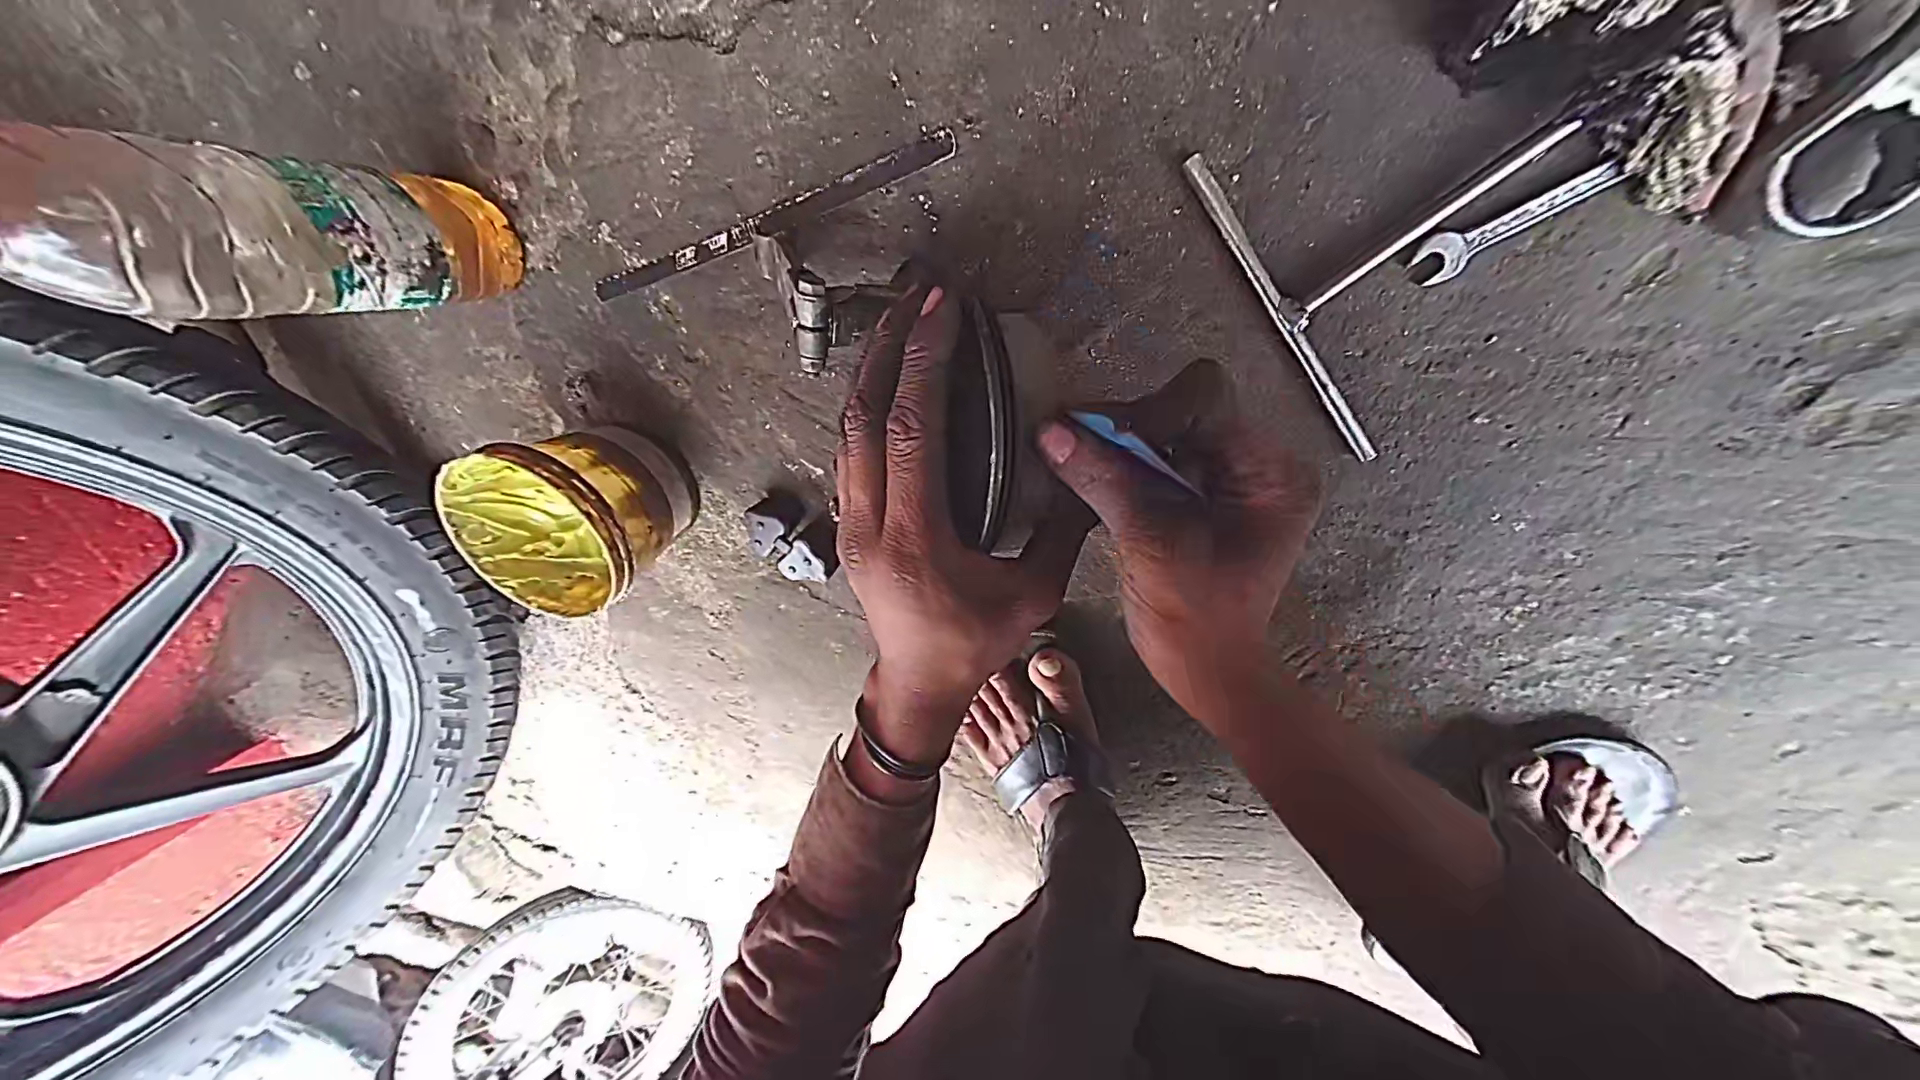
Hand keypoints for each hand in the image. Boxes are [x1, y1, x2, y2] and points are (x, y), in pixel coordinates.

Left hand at [837, 283, 1090, 766]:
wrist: (917, 682)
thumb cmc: (970, 646)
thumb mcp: (1032, 594)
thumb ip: (1060, 531)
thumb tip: (1079, 471)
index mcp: (915, 539)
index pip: (912, 430)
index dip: (924, 361)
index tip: (943, 312)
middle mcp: (871, 524)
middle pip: (865, 415)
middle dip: (889, 346)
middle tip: (915, 298)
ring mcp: (851, 523)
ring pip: (847, 428)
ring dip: (872, 370)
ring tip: (899, 324)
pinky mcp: (850, 523)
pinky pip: (849, 449)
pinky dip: (866, 404)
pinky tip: (886, 381)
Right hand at [1036, 360, 1322, 724]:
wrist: (1204, 668)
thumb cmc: (1197, 624)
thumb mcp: (1151, 546)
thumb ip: (1106, 483)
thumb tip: (1057, 435)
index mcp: (1272, 476)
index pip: (1206, 403)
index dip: (1145, 414)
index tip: (1096, 434)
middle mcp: (1260, 468)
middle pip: (1187, 410)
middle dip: (1130, 427)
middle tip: (1082, 446)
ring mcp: (1234, 481)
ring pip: (1169, 430)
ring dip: (1123, 447)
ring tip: (1088, 466)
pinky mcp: (1206, 495)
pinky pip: (1162, 458)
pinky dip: (1127, 465)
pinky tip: (1102, 481)